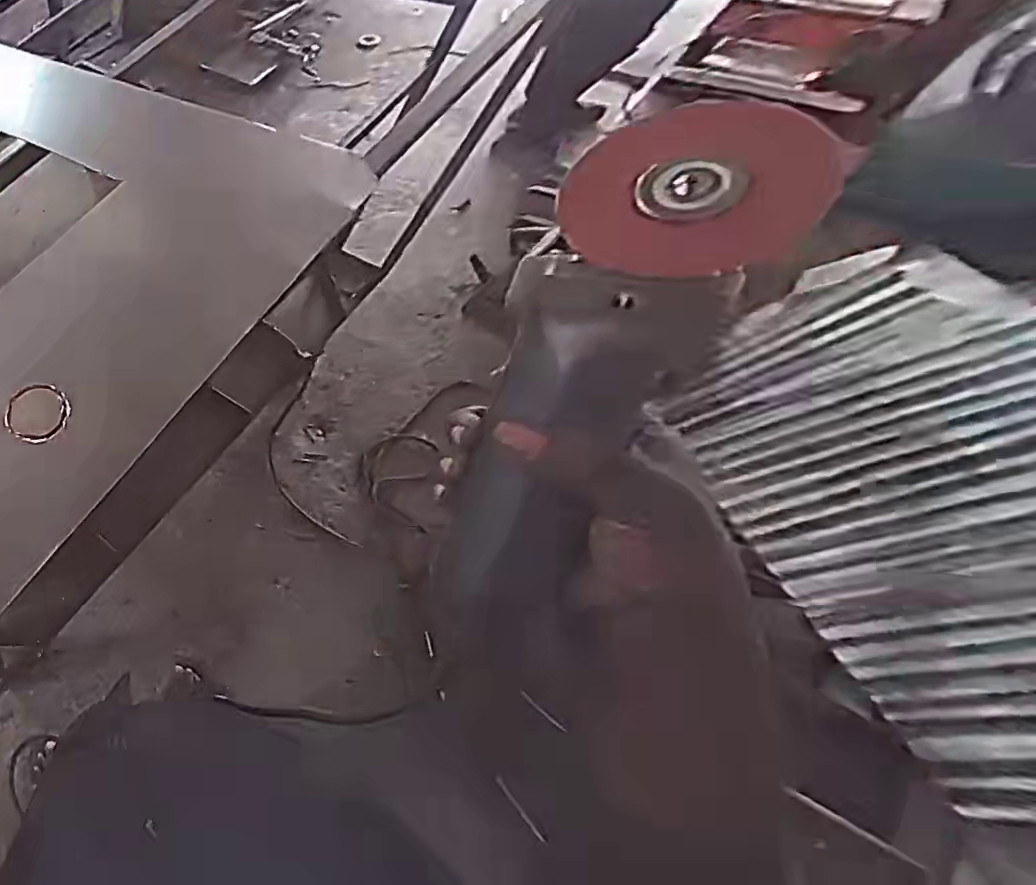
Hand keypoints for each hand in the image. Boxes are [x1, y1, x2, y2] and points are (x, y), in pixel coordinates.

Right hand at [441, 417, 779, 847]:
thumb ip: (595, 464)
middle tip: (461, 435)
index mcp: (649, 478)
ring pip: (499, 482)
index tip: (500, 389)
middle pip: (534, 446)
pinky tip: (437, 504)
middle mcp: (597, 499)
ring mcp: (551, 535)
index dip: (549, 396)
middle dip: (492, 434)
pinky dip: (452, 509)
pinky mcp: (515, 566)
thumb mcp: (662, 524)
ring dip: (467, 470)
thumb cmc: (679, 615)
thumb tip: (509, 430)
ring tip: (446, 474)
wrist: (658, 727)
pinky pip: (476, 523)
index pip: (597, 415)